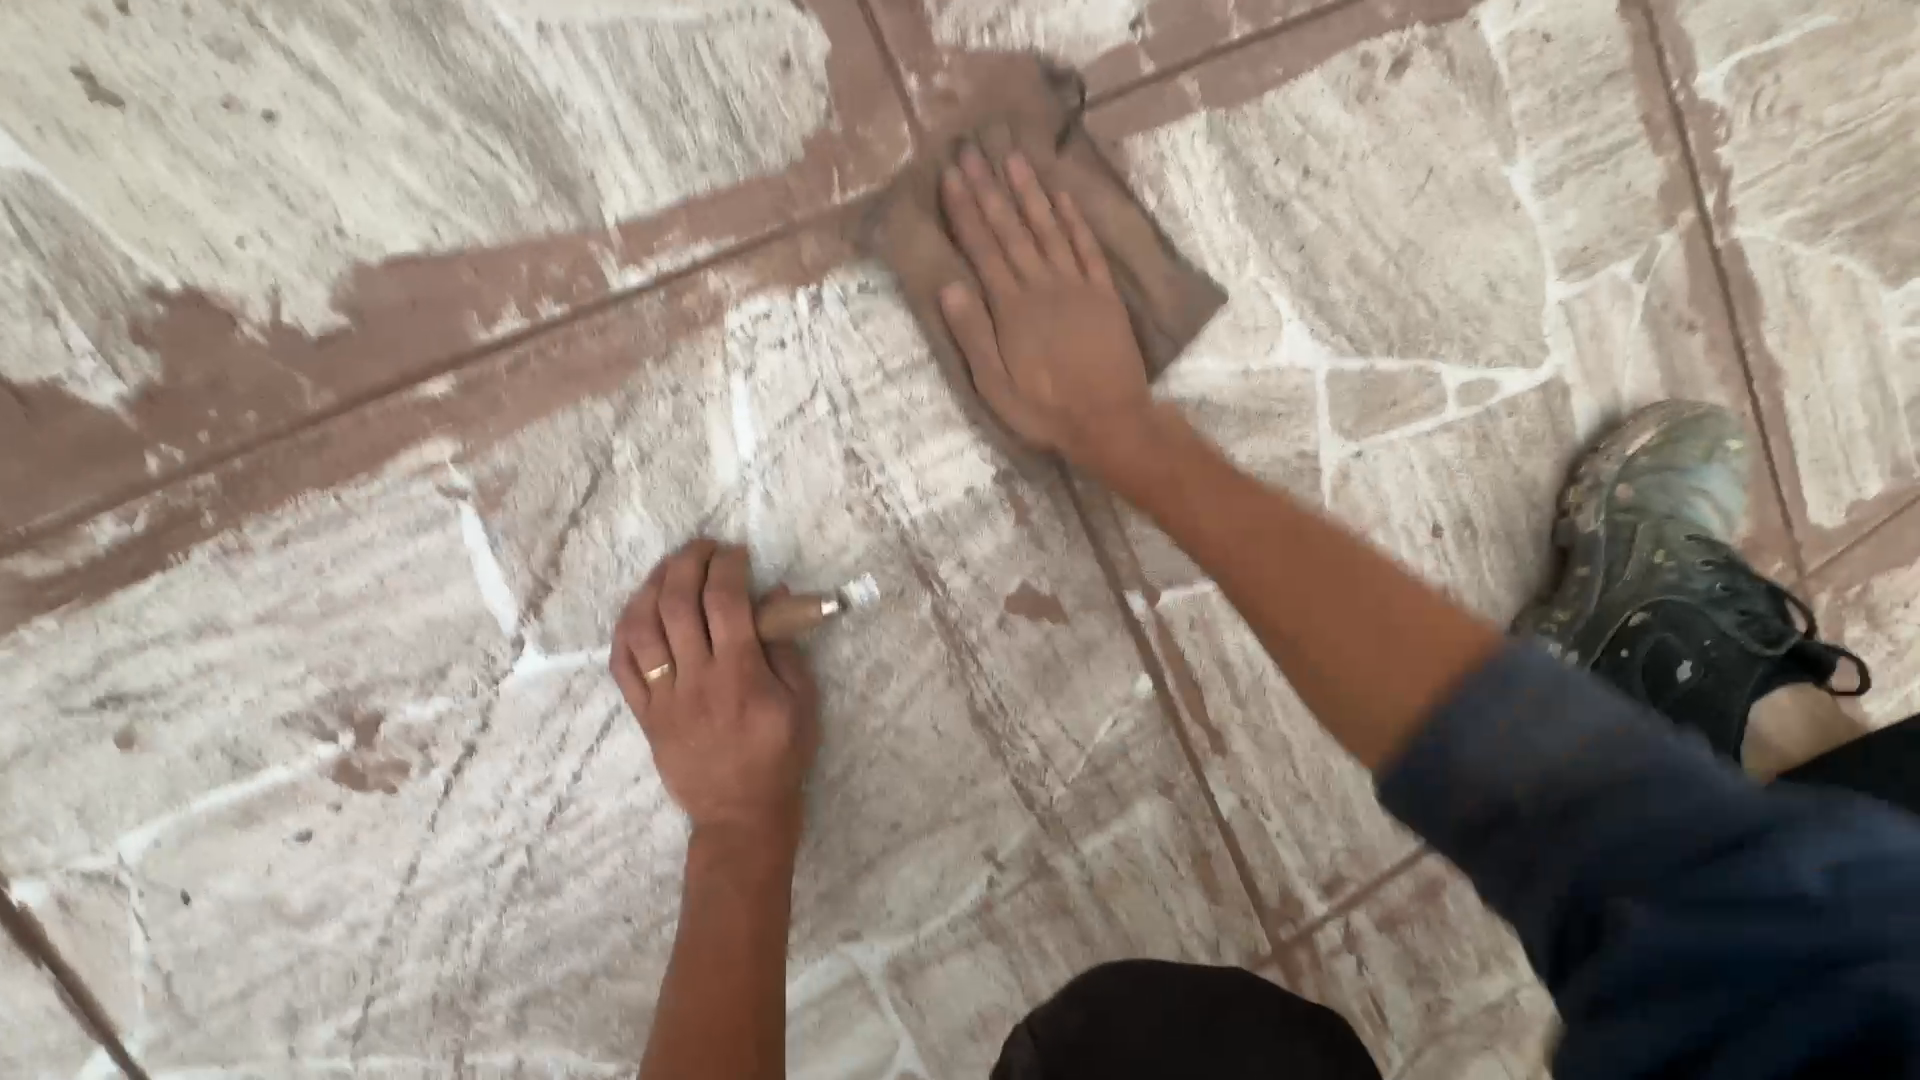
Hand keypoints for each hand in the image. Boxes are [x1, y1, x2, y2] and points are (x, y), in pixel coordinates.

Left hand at [611, 540, 820, 848]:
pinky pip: (622, 665)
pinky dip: (625, 629)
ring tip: (668, 568)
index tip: (736, 552)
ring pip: (641, 628)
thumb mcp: (803, 702)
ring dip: (651, 587)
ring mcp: (663, 697)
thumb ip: (787, 649)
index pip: (725, 602)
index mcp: (740, 674)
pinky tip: (638, 608)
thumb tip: (775, 597)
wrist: (740, 813)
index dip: (727, 567)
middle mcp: (696, 679)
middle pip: (677, 604)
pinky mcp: (644, 714)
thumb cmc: (781, 755)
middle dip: (687, 563)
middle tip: (701, 547)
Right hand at [938, 144, 1155, 467]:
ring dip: (1030, 191)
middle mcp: (1042, 285)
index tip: (951, 174)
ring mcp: (1077, 285)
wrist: (1109, 420)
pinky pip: (1087, 246)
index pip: (982, 248)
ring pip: (1049, 228)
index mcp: (1011, 308)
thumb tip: (949, 287)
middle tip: (974, 148)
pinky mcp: (1104, 293)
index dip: (965, 210)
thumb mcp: (994, 386)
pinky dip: (1073, 218)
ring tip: (1014, 156)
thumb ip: (973, 335)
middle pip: (1011, 229)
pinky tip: (1061, 195)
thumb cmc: (1044, 410)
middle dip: (990, 188)